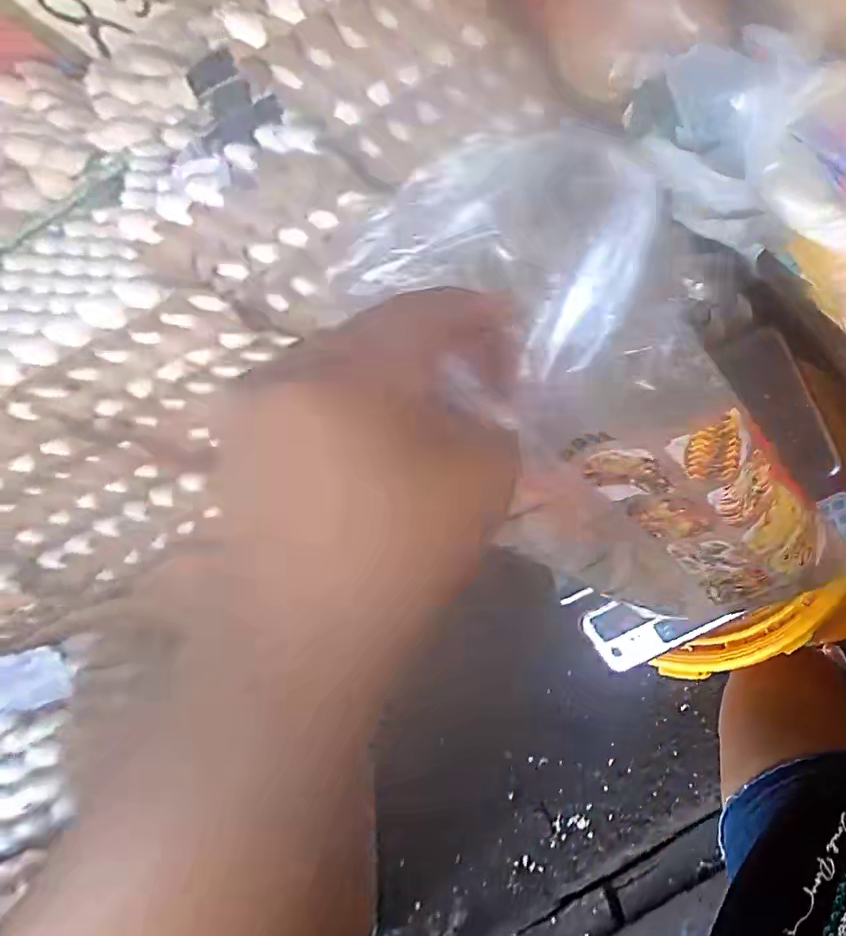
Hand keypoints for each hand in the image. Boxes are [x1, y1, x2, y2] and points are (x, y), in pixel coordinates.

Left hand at [205, 289, 519, 676]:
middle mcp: (287, 374)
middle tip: (490, 367)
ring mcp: (252, 410)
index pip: (420, 313)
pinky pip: (316, 396)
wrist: (317, 626)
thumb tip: (478, 405)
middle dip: (440, 341)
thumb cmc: (417, 538)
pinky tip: (400, 431)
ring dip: (402, 370)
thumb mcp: (490, 466)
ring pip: (342, 363)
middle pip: (375, 332)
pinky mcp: (242, 447)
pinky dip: (367, 397)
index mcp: (351, 372)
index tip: (513, 317)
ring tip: (449, 401)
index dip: (474, 309)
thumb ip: (491, 416)